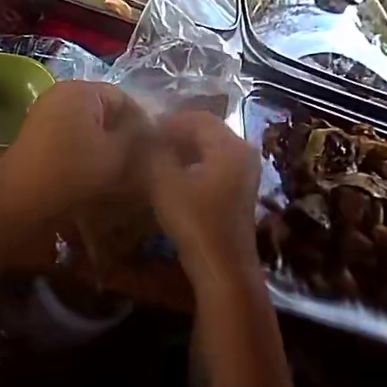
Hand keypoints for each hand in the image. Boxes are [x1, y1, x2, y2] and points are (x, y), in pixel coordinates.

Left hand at [0, 81, 146, 228]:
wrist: (20, 202)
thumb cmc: (72, 173)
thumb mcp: (117, 155)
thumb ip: (140, 138)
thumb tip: (153, 133)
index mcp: (82, 91)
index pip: (125, 99)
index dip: (144, 124)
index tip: (154, 152)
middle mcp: (61, 95)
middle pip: (106, 112)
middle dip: (124, 136)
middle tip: (140, 164)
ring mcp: (45, 116)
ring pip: (89, 128)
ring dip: (105, 148)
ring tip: (119, 174)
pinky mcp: (37, 138)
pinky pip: (72, 140)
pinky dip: (86, 154)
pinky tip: (94, 176)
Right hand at [147, 111, 261, 288]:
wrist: (223, 268)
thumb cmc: (195, 222)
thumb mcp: (165, 183)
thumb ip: (153, 152)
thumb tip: (143, 133)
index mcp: (230, 146)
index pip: (197, 118)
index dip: (168, 121)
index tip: (142, 132)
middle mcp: (244, 154)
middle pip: (207, 132)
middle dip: (175, 135)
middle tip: (146, 146)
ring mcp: (245, 175)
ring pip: (210, 150)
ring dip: (183, 152)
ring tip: (155, 162)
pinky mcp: (239, 193)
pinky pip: (214, 167)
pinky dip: (193, 167)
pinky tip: (173, 181)